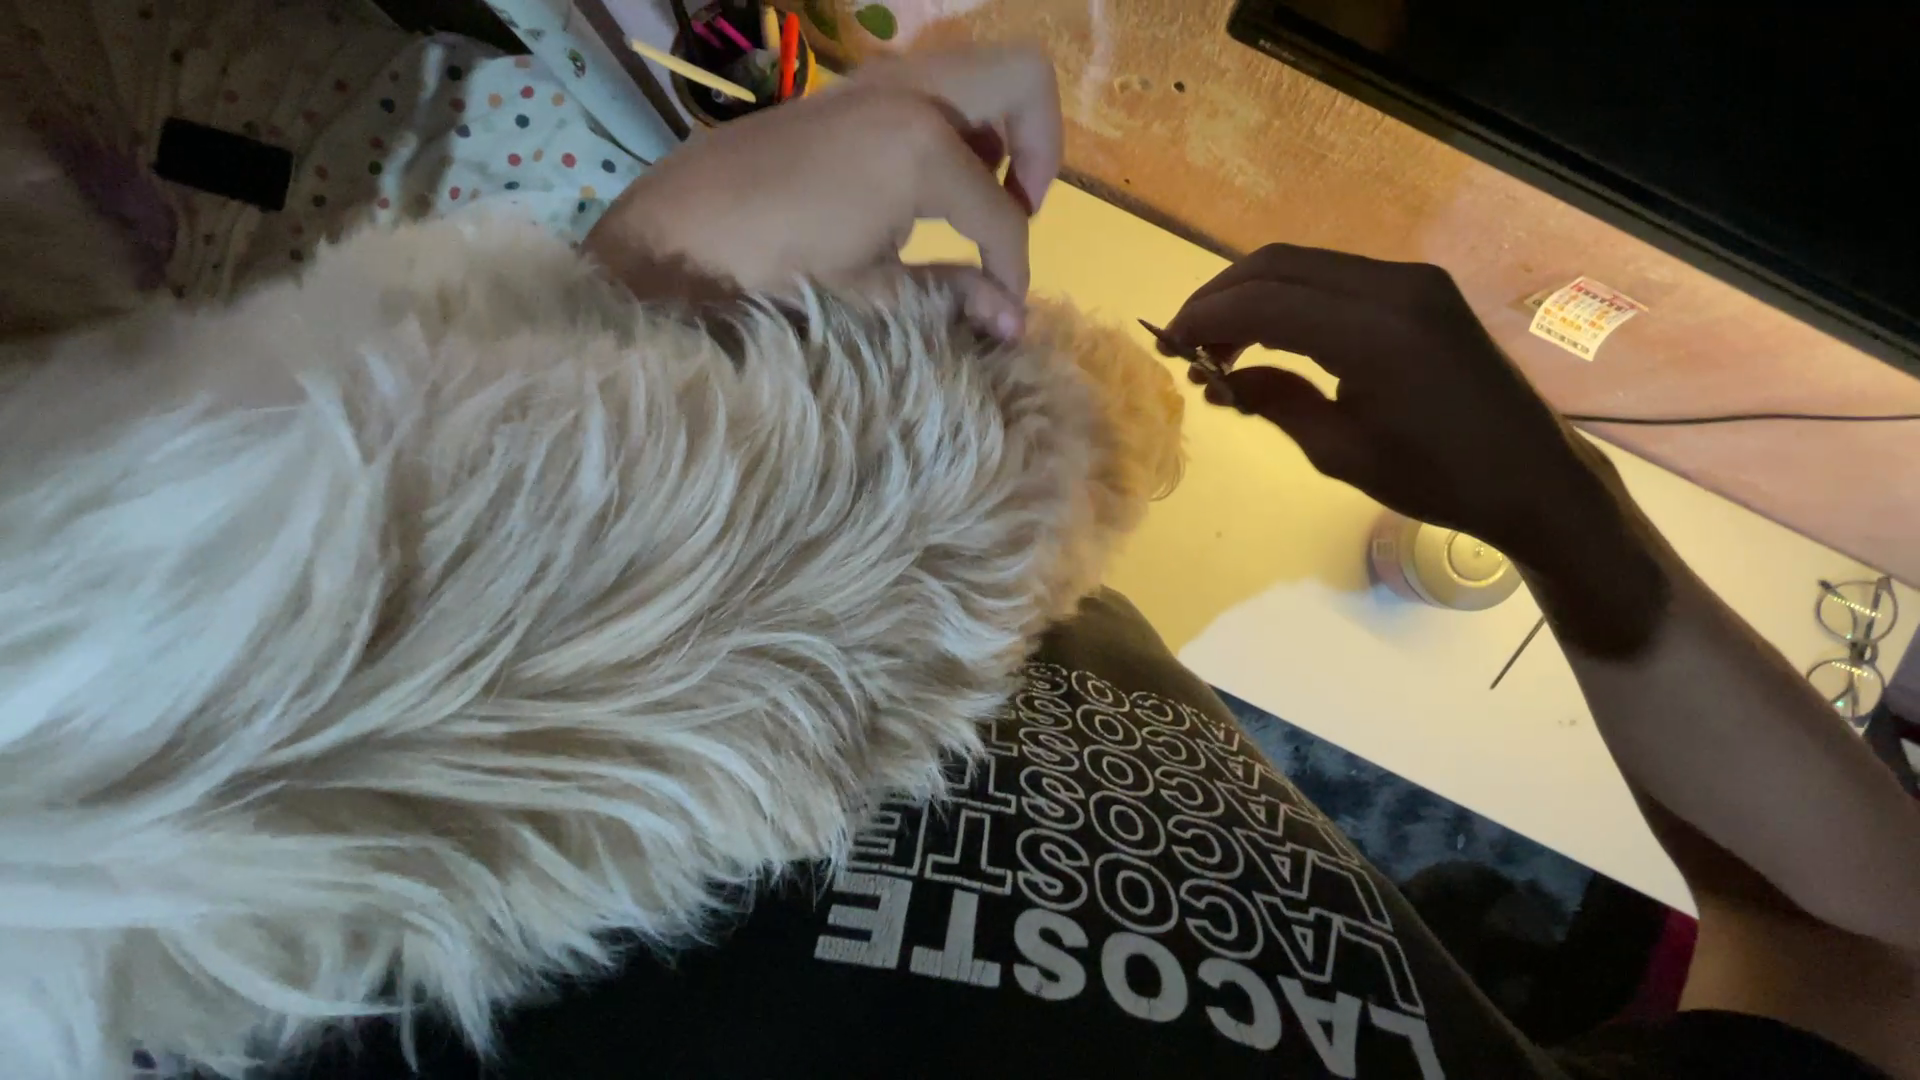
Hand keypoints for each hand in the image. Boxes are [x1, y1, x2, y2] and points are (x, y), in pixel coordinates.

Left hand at [584, 45, 1061, 339]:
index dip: (1016, 268)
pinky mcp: (851, 90)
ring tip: (978, 200)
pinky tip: (928, 186)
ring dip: (1000, 129)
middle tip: (1019, 210)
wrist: (675, 235)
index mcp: (921, 150)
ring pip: (980, 71)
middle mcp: (911, 93)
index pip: (1003, 212)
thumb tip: (1016, 322)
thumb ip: (953, 296)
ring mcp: (878, 80)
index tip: (1007, 309)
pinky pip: (935, 85)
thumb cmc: (772, 274)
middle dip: (1042, 148)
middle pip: (1023, 80)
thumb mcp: (870, 296)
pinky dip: (957, 124)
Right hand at [1161, 244, 1621, 569]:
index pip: (1263, 302)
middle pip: (1276, 266)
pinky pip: (1331, 279)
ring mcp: (1410, 282)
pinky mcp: (1418, 290)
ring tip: (1216, 350)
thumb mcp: (1338, 451)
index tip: (1166, 347)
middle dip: (1217, 300)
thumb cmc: (1435, 478)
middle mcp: (1393, 288)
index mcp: (1374, 334)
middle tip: (1182, 343)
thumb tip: (1218, 381)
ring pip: (1301, 265)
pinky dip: (1286, 301)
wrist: (1532, 474)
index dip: (1204, 319)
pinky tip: (1266, 338)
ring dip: (1248, 298)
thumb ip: (1273, 402)